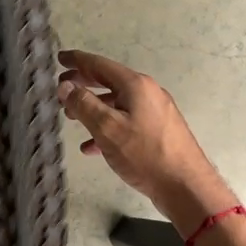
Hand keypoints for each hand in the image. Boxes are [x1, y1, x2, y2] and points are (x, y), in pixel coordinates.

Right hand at [57, 49, 237, 235]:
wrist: (186, 187)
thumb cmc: (145, 154)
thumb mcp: (108, 128)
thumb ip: (84, 104)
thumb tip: (65, 85)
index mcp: (135, 85)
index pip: (99, 65)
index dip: (77, 61)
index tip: (59, 58)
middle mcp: (147, 92)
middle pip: (108, 81)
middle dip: (83, 84)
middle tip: (61, 89)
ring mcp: (155, 111)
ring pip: (116, 103)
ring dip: (93, 107)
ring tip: (71, 118)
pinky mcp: (158, 131)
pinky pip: (126, 121)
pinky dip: (107, 128)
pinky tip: (92, 147)